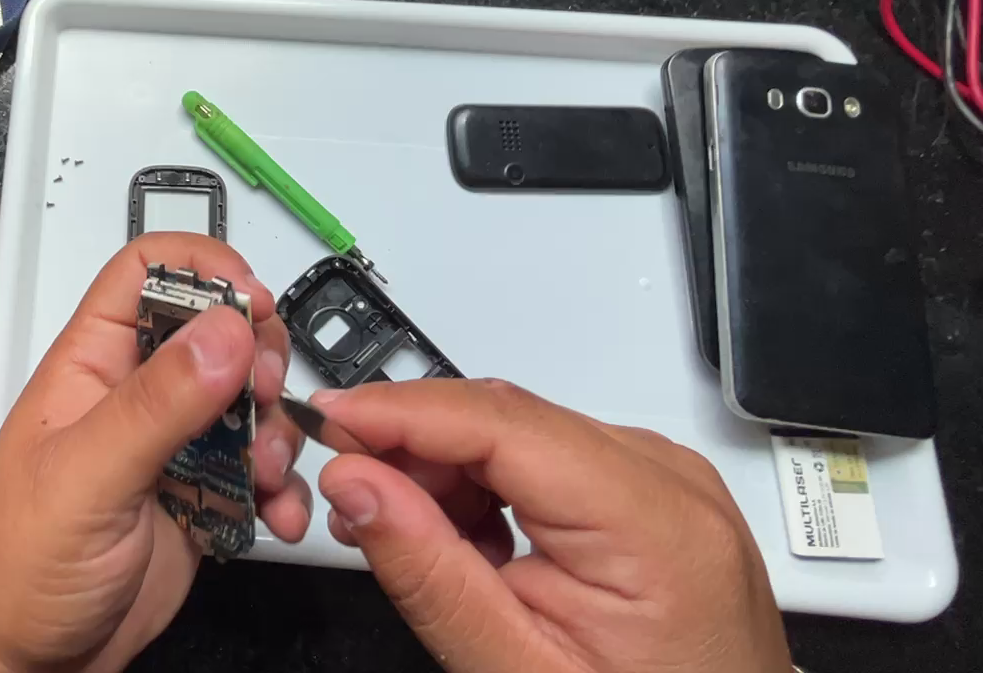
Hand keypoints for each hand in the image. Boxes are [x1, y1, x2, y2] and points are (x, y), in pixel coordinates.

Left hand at [0, 234, 311, 671]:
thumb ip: (155, 405)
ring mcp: (172, 439)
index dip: (201, 265)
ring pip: (244, 394)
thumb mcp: (86, 476)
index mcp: (94, 359)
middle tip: (264, 391)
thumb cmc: (22, 560)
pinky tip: (274, 515)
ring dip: (274, 425)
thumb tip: (224, 331)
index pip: (145, 269)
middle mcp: (136, 388)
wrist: (25, 657)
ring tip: (265, 470)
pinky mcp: (200, 488)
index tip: (251, 298)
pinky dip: (280, 485)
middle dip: (255, 349)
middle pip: (212, 325)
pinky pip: (257, 464)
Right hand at [314, 378, 790, 672]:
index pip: (496, 423)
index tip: (322, 419)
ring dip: (432, 468)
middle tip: (345, 488)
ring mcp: (650, 476)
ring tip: (391, 526)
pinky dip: (468, 485)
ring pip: (499, 431)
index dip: (397, 410)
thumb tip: (349, 478)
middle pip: (495, 420)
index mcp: (653, 524)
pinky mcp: (630, 486)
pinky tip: (444, 532)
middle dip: (406, 446)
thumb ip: (428, 573)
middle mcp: (660, 477)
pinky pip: (523, 455)